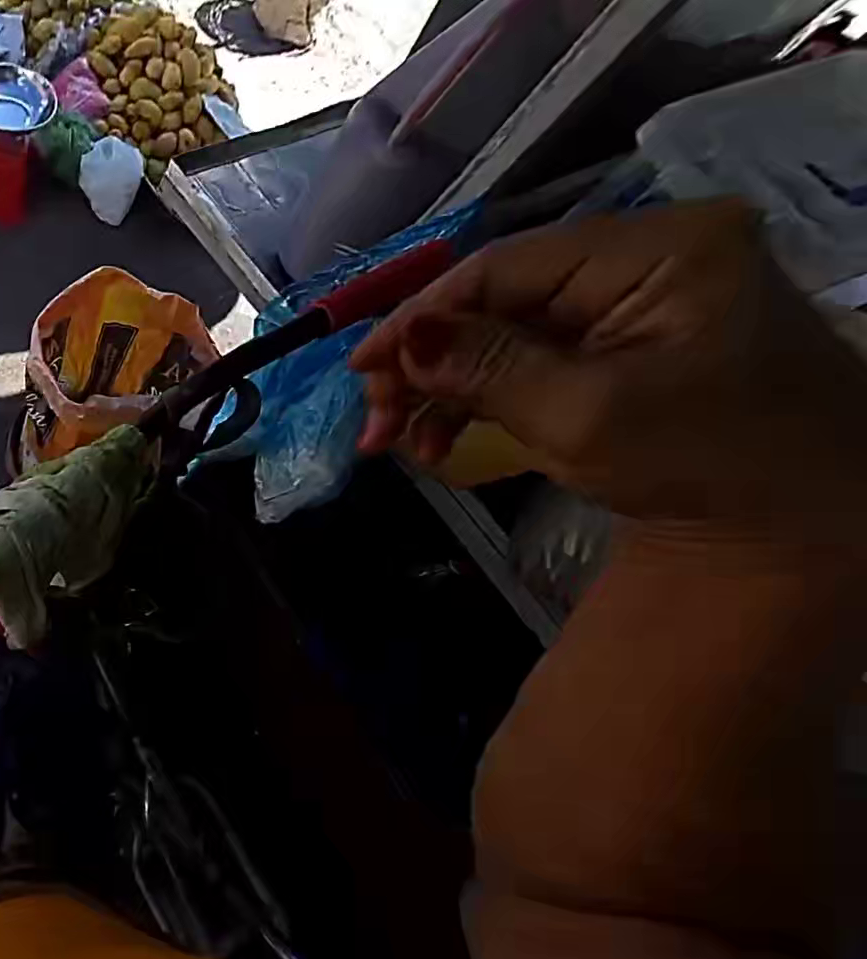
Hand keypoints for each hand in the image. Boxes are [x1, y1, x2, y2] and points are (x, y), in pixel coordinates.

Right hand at [350, 199, 866, 534]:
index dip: (416, 317)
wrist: (791, 517)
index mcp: (654, 250)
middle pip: (481, 303)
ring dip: (428, 392)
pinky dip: (459, 404)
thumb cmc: (704, 457)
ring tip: (392, 444)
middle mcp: (630, 261)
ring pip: (479, 335)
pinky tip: (433, 444)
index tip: (358, 369)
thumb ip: (486, 368)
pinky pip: (501, 361)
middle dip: (418, 365)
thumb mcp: (583, 412)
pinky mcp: (593, 343)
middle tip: (375, 421)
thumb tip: (401, 339)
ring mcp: (610, 303)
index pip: (497, 268)